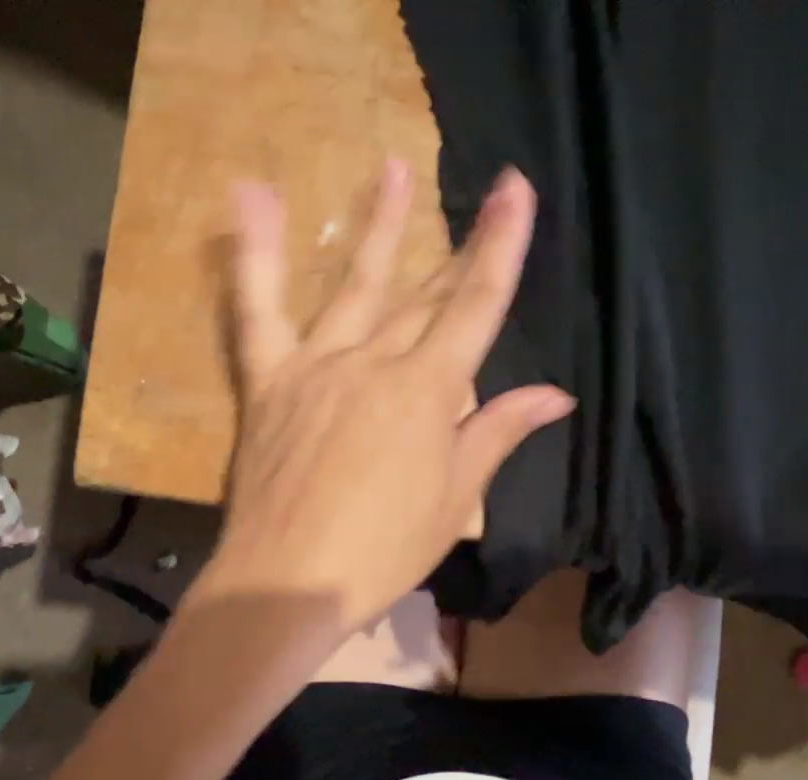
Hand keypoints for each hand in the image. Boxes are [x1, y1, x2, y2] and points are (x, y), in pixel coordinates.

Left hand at [197, 159, 573, 630]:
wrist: (288, 582)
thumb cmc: (381, 551)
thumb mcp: (454, 501)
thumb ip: (496, 434)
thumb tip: (555, 394)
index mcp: (426, 393)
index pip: (476, 307)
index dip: (501, 247)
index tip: (516, 190)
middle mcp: (374, 362)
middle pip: (424, 299)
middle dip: (459, 248)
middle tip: (484, 195)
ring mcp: (316, 365)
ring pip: (356, 288)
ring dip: (379, 228)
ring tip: (391, 170)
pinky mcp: (268, 381)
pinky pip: (258, 310)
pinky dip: (255, 255)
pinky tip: (252, 197)